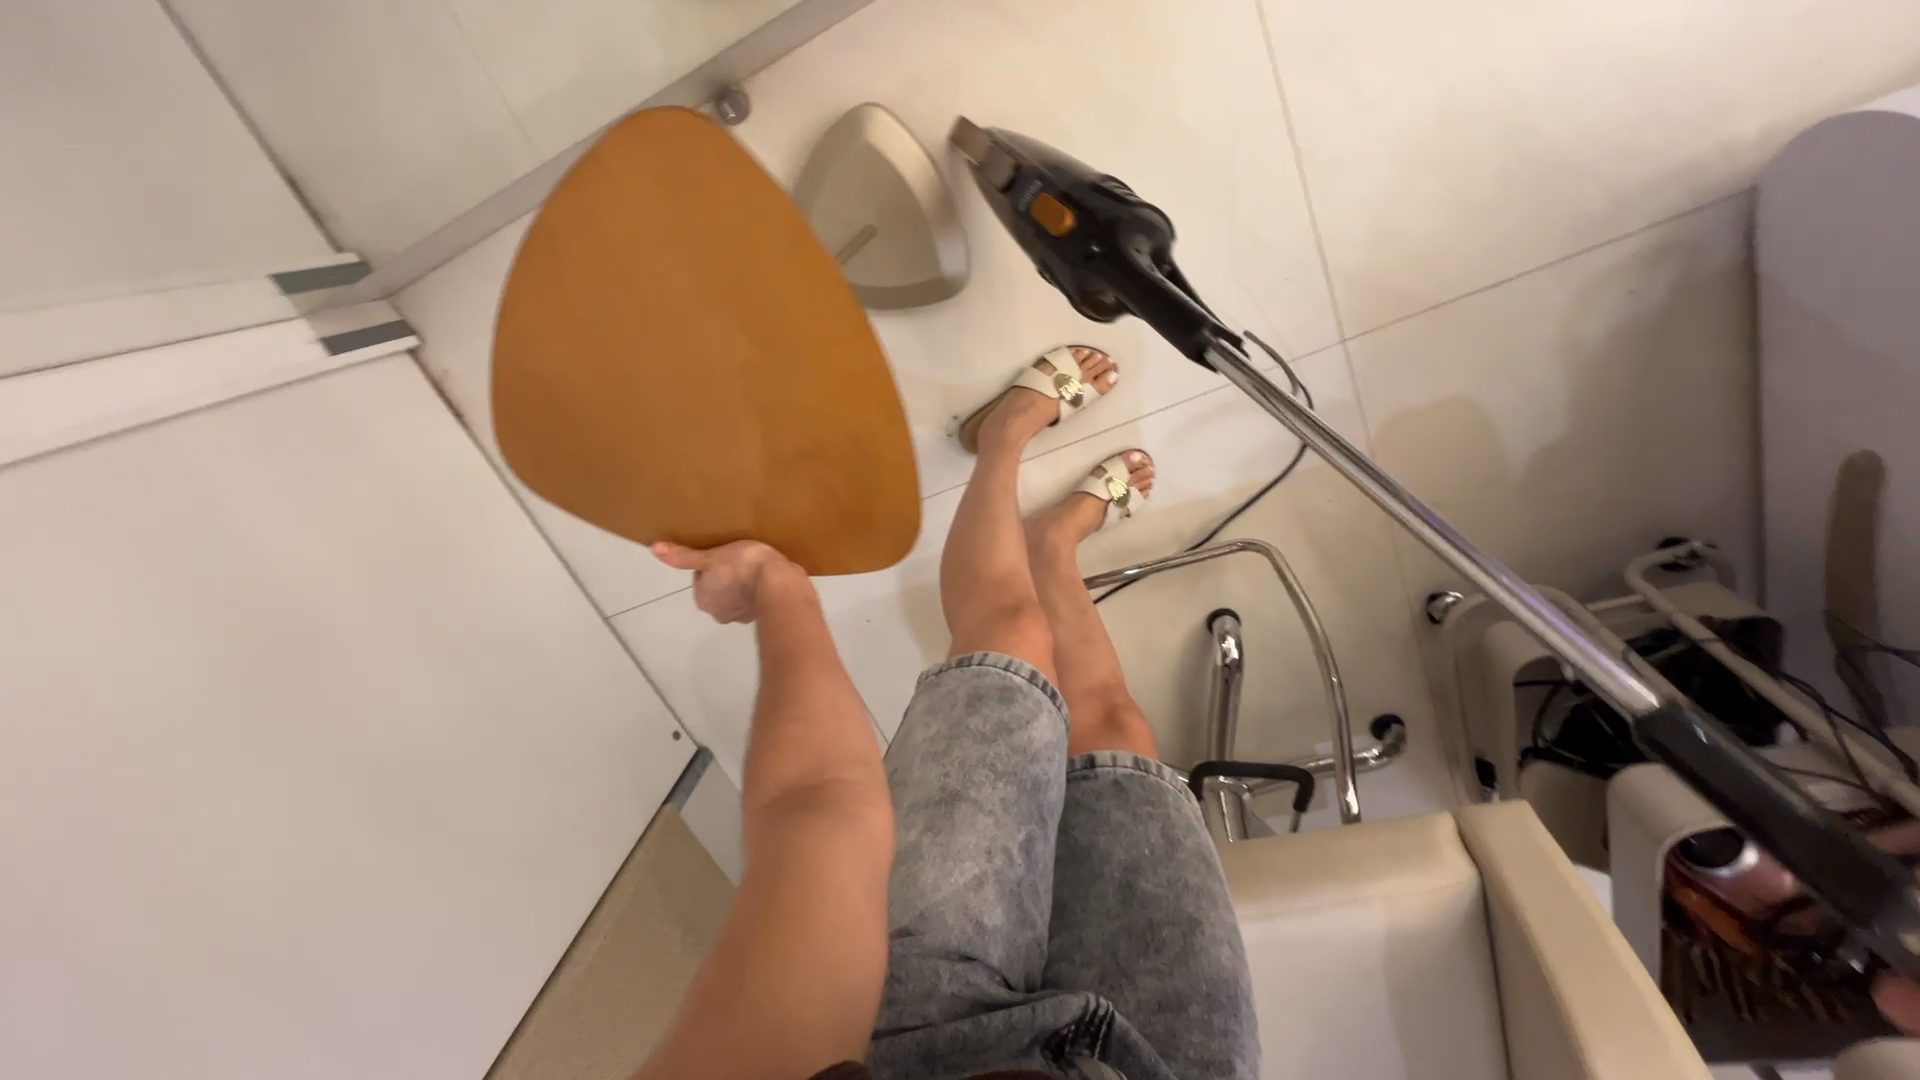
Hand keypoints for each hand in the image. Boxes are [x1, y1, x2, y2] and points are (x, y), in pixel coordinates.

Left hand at [651, 540, 796, 624]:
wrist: (778, 582)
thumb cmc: (741, 565)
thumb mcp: (711, 555)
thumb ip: (684, 556)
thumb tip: (654, 549)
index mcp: (703, 599)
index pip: (702, 579)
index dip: (712, 564)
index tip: (724, 555)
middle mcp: (718, 613)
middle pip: (719, 589)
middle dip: (727, 577)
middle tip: (740, 560)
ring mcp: (742, 616)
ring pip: (738, 596)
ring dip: (744, 585)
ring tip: (755, 568)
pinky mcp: (762, 614)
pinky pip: (756, 600)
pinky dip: (759, 591)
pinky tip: (768, 578)